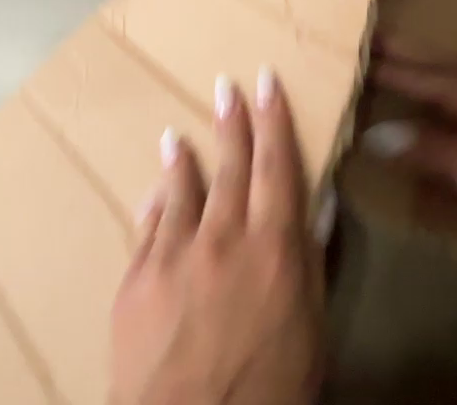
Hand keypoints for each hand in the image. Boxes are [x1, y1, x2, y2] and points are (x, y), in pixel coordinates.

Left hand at [109, 68, 323, 404]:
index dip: (273, 120)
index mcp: (273, 246)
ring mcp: (173, 254)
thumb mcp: (310, 328)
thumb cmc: (269, 387)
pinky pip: (147, 228)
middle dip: (231, 122)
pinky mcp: (136, 280)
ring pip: (180, 190)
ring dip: (181, 159)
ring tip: (175, 135)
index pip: (276, 166)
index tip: (267, 82)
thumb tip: (320, 205)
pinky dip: (154, 204)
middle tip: (227, 85)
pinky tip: (153, 190)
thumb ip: (312, 260)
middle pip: (229, 167)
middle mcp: (223, 237)